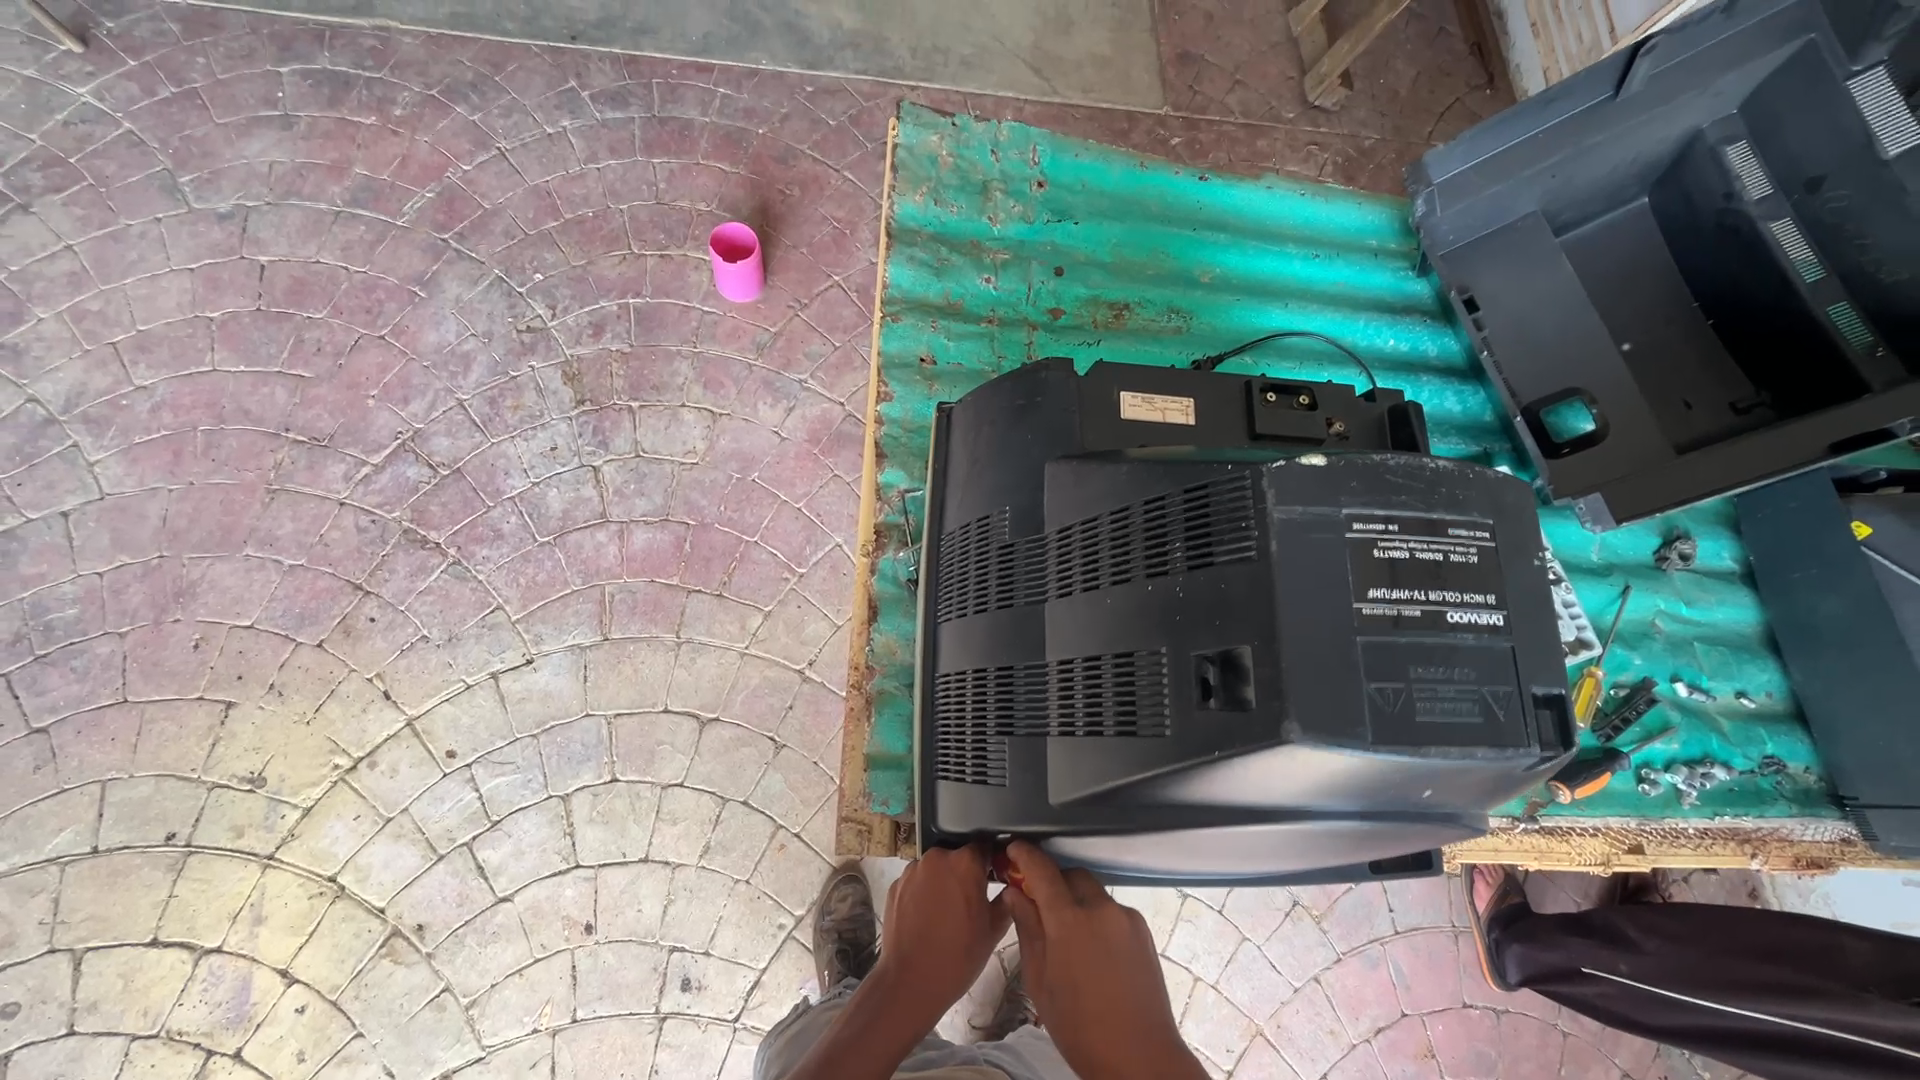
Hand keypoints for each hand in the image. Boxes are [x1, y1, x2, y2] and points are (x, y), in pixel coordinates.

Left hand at [872, 843, 1011, 1023]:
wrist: (910, 982)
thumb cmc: (958, 956)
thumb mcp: (993, 930)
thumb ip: (1006, 900)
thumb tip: (1011, 887)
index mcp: (964, 863)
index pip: (983, 847)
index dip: (991, 862)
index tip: (995, 877)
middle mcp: (936, 858)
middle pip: (957, 857)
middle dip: (965, 873)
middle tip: (971, 902)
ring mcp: (912, 871)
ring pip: (935, 869)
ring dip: (943, 882)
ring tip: (947, 914)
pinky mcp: (895, 886)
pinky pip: (916, 882)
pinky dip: (923, 893)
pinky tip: (927, 919)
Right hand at [1001, 841, 1206, 1079]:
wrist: (1139, 1057)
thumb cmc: (1080, 1028)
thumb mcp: (1040, 982)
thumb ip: (1027, 930)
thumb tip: (1015, 895)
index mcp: (1069, 921)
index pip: (1043, 871)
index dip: (1026, 855)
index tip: (1014, 847)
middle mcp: (1101, 909)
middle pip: (1071, 876)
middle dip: (1053, 881)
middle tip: (1037, 902)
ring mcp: (1126, 918)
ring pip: (1093, 893)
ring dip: (1076, 900)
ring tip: (1067, 936)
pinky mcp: (1143, 931)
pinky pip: (1112, 911)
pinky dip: (1097, 917)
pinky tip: (1092, 951)